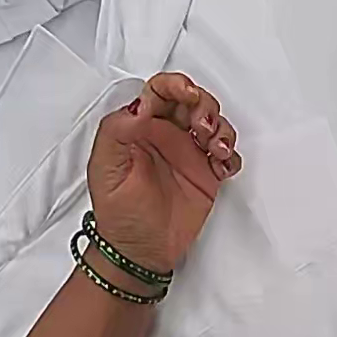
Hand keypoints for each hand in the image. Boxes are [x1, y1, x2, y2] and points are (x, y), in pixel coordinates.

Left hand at [87, 72, 240, 275]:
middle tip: (202, 127)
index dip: (176, 85)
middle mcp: (166, 136)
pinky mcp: (207, 174)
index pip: (159, 91)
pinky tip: (222, 166)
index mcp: (140, 127)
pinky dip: (231, 155)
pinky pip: (228, 154)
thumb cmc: (119, 214)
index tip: (188, 94)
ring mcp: (188, 154)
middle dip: (204, 106)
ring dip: (221, 129)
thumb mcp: (105, 169)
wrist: (140, 252)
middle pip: (193, 101)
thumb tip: (140, 107)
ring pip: (214, 123)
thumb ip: (118, 131)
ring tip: (215, 149)